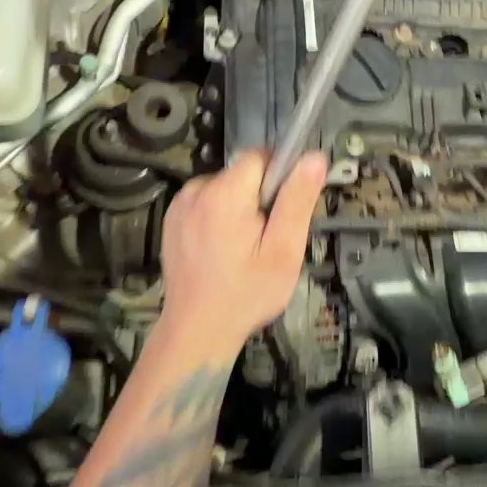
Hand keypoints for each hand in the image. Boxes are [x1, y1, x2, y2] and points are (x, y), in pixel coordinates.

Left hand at [156, 149, 328, 356]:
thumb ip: (297, 201)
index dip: (279, 179)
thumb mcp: (283, 251)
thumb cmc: (247, 294)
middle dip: (259, 199)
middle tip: (265, 241)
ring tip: (243, 250)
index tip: (283, 213)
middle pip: (242, 174)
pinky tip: (222, 252)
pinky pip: (206, 204)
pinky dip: (218, 219)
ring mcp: (179, 205)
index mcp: (224, 193)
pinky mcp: (171, 220)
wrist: (197, 330)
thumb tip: (314, 157)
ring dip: (238, 209)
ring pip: (224, 189)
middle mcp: (196, 189)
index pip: (260, 156)